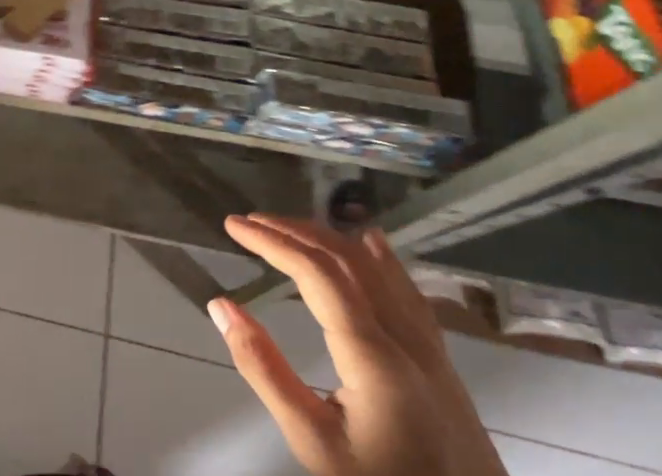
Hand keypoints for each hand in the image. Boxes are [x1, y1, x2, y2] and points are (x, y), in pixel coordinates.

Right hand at [210, 215, 507, 475]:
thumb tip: (221, 306)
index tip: (233, 226)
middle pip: (348, 259)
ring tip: (287, 229)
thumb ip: (264, 369)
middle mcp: (404, 336)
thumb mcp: (311, 439)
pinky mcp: (440, 356)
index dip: (273, 241)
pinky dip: (376, 256)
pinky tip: (368, 243)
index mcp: (372, 354)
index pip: (317, 273)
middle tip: (249, 223)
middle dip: (294, 231)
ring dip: (328, 238)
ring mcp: (429, 343)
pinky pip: (405, 287)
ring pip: (378, 267)